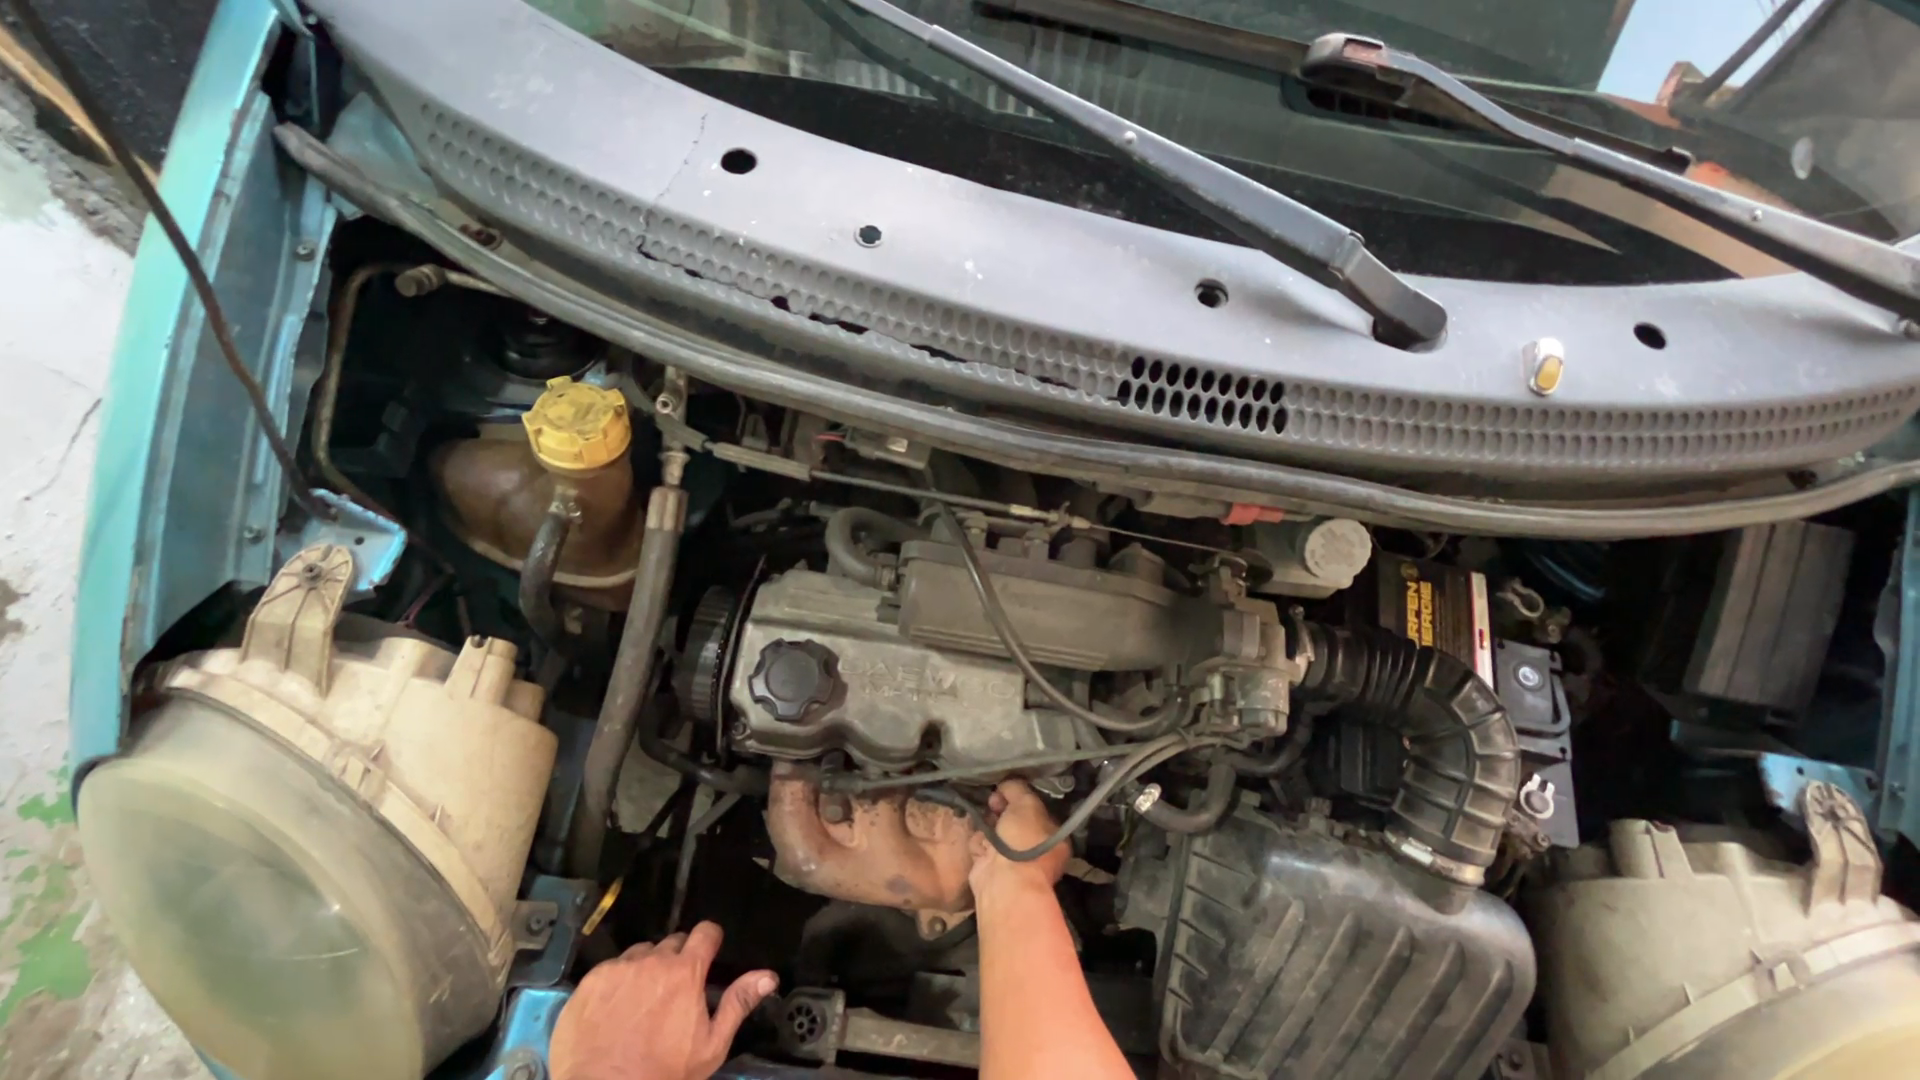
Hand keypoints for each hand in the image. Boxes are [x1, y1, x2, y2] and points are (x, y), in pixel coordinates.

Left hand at [550, 922, 777, 1079]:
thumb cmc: (662, 1074)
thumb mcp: (710, 1046)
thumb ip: (738, 1004)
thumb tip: (769, 976)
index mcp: (685, 971)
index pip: (705, 932)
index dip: (710, 941)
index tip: (708, 955)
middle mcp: (652, 960)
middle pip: (672, 943)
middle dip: (678, 959)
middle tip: (674, 991)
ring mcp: (617, 969)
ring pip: (640, 954)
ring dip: (646, 968)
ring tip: (642, 1000)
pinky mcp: (588, 982)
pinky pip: (610, 969)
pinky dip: (616, 982)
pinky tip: (614, 1010)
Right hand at [968, 780, 1071, 894]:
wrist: (1004, 881)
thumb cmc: (1024, 840)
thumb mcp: (1026, 804)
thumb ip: (1018, 789)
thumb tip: (1006, 784)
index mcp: (1054, 837)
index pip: (1037, 810)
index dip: (1022, 797)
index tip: (1008, 790)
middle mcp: (1036, 850)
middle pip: (1016, 820)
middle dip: (1002, 808)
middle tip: (993, 801)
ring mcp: (1013, 861)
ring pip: (997, 832)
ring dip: (988, 822)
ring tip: (984, 816)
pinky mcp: (992, 867)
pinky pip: (983, 845)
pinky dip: (979, 839)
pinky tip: (979, 835)